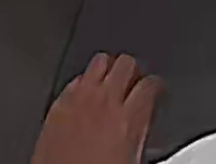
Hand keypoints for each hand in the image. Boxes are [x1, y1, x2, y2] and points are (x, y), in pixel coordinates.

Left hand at [31, 53, 162, 163]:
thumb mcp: (130, 162)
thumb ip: (139, 136)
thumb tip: (143, 128)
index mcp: (127, 122)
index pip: (149, 86)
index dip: (157, 86)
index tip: (157, 90)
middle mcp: (104, 101)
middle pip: (125, 63)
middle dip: (134, 71)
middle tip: (135, 83)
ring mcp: (79, 97)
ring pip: (100, 61)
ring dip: (109, 69)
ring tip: (112, 81)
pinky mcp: (59, 101)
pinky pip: (77, 77)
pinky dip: (86, 81)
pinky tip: (88, 94)